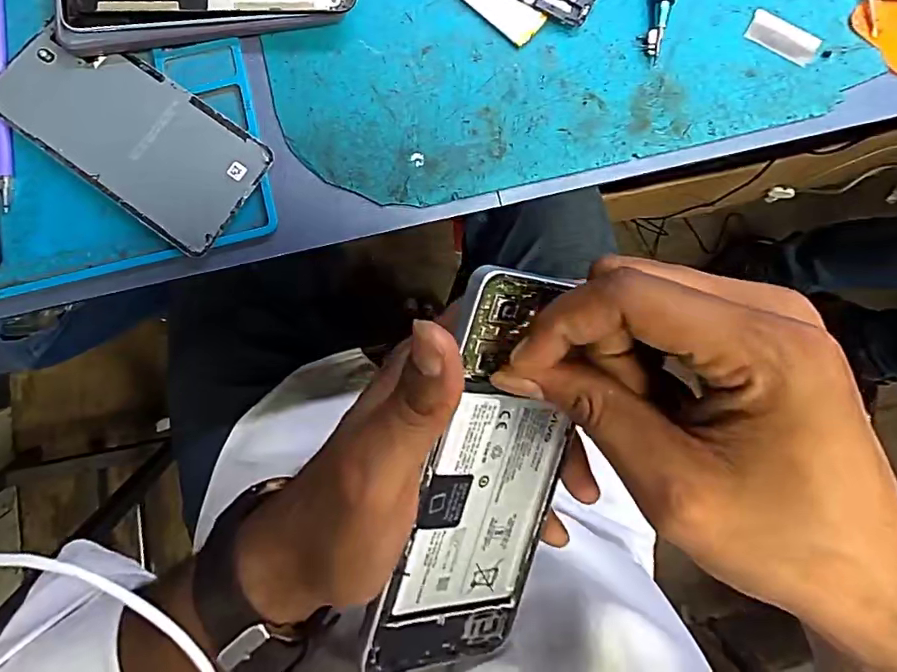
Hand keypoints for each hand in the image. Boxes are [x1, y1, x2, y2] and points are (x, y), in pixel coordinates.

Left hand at [232, 318, 600, 624]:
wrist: (304, 570)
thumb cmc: (338, 515)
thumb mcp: (378, 461)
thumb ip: (412, 402)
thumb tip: (435, 326)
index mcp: (415, 374)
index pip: (477, 326)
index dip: (529, 329)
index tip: (584, 351)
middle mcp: (431, 391)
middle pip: (507, 375)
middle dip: (556, 400)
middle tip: (591, 445)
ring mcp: (440, 429)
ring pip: (509, 417)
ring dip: (548, 444)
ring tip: (580, 490)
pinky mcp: (445, 465)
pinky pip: (499, 458)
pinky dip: (528, 478)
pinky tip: (549, 518)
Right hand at [491, 257, 896, 669]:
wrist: (870, 578)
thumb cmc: (785, 544)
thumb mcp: (674, 488)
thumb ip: (595, 411)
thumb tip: (522, 366)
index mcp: (765, 342)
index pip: (630, 292)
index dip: (563, 322)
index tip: (523, 366)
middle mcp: (769, 304)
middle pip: (632, 281)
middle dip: (588, 336)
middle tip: (578, 398)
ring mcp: (767, 308)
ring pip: (641, 291)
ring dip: (609, 345)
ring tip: (621, 408)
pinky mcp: (757, 323)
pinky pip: (666, 310)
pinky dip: (635, 348)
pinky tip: (644, 397)